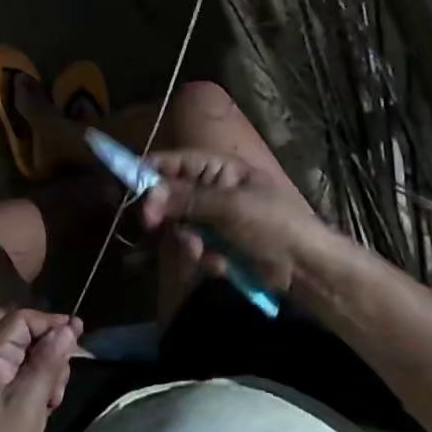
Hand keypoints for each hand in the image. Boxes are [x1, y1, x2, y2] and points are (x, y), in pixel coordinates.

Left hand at [0, 309, 81, 431]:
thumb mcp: (30, 400)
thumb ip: (49, 360)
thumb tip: (68, 327)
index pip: (23, 320)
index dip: (51, 323)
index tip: (80, 334)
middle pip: (29, 338)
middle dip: (51, 356)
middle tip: (57, 388)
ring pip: (31, 360)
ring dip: (48, 376)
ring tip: (50, 404)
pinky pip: (25, 379)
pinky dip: (39, 389)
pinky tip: (44, 410)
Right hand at [138, 150, 329, 294]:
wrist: (307, 269)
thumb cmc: (274, 224)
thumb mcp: (231, 206)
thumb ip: (187, 199)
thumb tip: (148, 195)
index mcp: (219, 169)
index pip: (174, 162)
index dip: (148, 172)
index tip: (123, 186)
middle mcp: (212, 190)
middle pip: (169, 195)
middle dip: (165, 214)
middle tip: (152, 226)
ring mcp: (213, 220)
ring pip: (178, 226)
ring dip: (186, 241)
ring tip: (202, 253)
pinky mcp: (216, 246)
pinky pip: (193, 248)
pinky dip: (202, 258)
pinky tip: (220, 266)